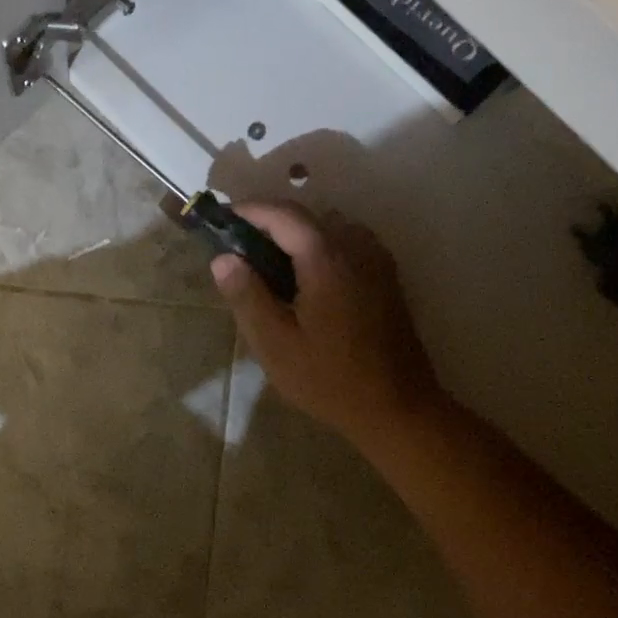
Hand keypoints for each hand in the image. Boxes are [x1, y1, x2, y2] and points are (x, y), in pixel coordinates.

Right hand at [211, 199, 443, 441]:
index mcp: (326, 259)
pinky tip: (306, 281)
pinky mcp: (386, 279)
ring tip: (269, 265)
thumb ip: (247, 296)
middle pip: (307, 217)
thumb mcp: (275, 344)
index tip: (221, 220)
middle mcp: (356, 248)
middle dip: (269, 223)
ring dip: (296, 236)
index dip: (249, 211)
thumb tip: (222, 259)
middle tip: (238, 248)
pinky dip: (320, 248)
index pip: (283, 215)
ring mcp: (376, 262)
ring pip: (330, 228)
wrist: (396, 406)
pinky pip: (348, 246)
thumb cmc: (328, 378)